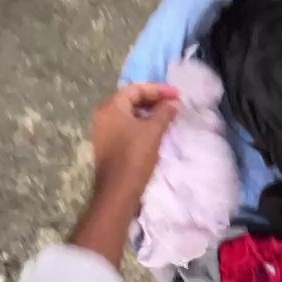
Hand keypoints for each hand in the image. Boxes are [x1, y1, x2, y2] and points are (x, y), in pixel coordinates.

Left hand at [89, 83, 180, 198]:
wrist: (117, 192)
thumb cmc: (134, 156)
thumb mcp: (153, 130)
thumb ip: (164, 112)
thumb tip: (174, 102)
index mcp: (111, 107)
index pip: (136, 89)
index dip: (159, 90)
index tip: (178, 95)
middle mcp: (103, 115)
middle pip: (131, 99)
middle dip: (154, 100)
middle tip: (174, 103)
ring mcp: (104, 130)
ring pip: (130, 113)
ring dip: (149, 112)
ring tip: (168, 115)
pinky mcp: (108, 144)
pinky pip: (126, 126)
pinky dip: (142, 123)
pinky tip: (156, 129)